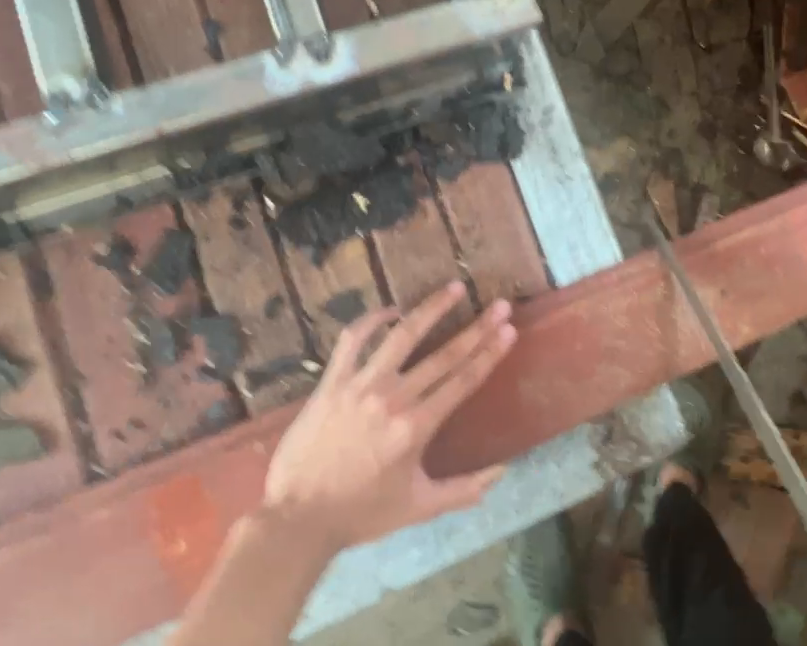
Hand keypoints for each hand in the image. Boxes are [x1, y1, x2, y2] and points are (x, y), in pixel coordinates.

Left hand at [261, 282, 515, 554]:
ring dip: (432, 309)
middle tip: (500, 305)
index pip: (462, 381)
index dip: (489, 353)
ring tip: (454, 288)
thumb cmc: (361, 514)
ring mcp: (360, 387)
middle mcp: (393, 400)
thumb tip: (503, 472)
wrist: (297, 519)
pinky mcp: (331, 383)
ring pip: (403, 336)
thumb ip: (464, 490)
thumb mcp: (419, 507)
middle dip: (477, 328)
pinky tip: (392, 310)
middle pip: (444, 355)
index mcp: (416, 428)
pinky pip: (353, 341)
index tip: (509, 330)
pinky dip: (372, 320)